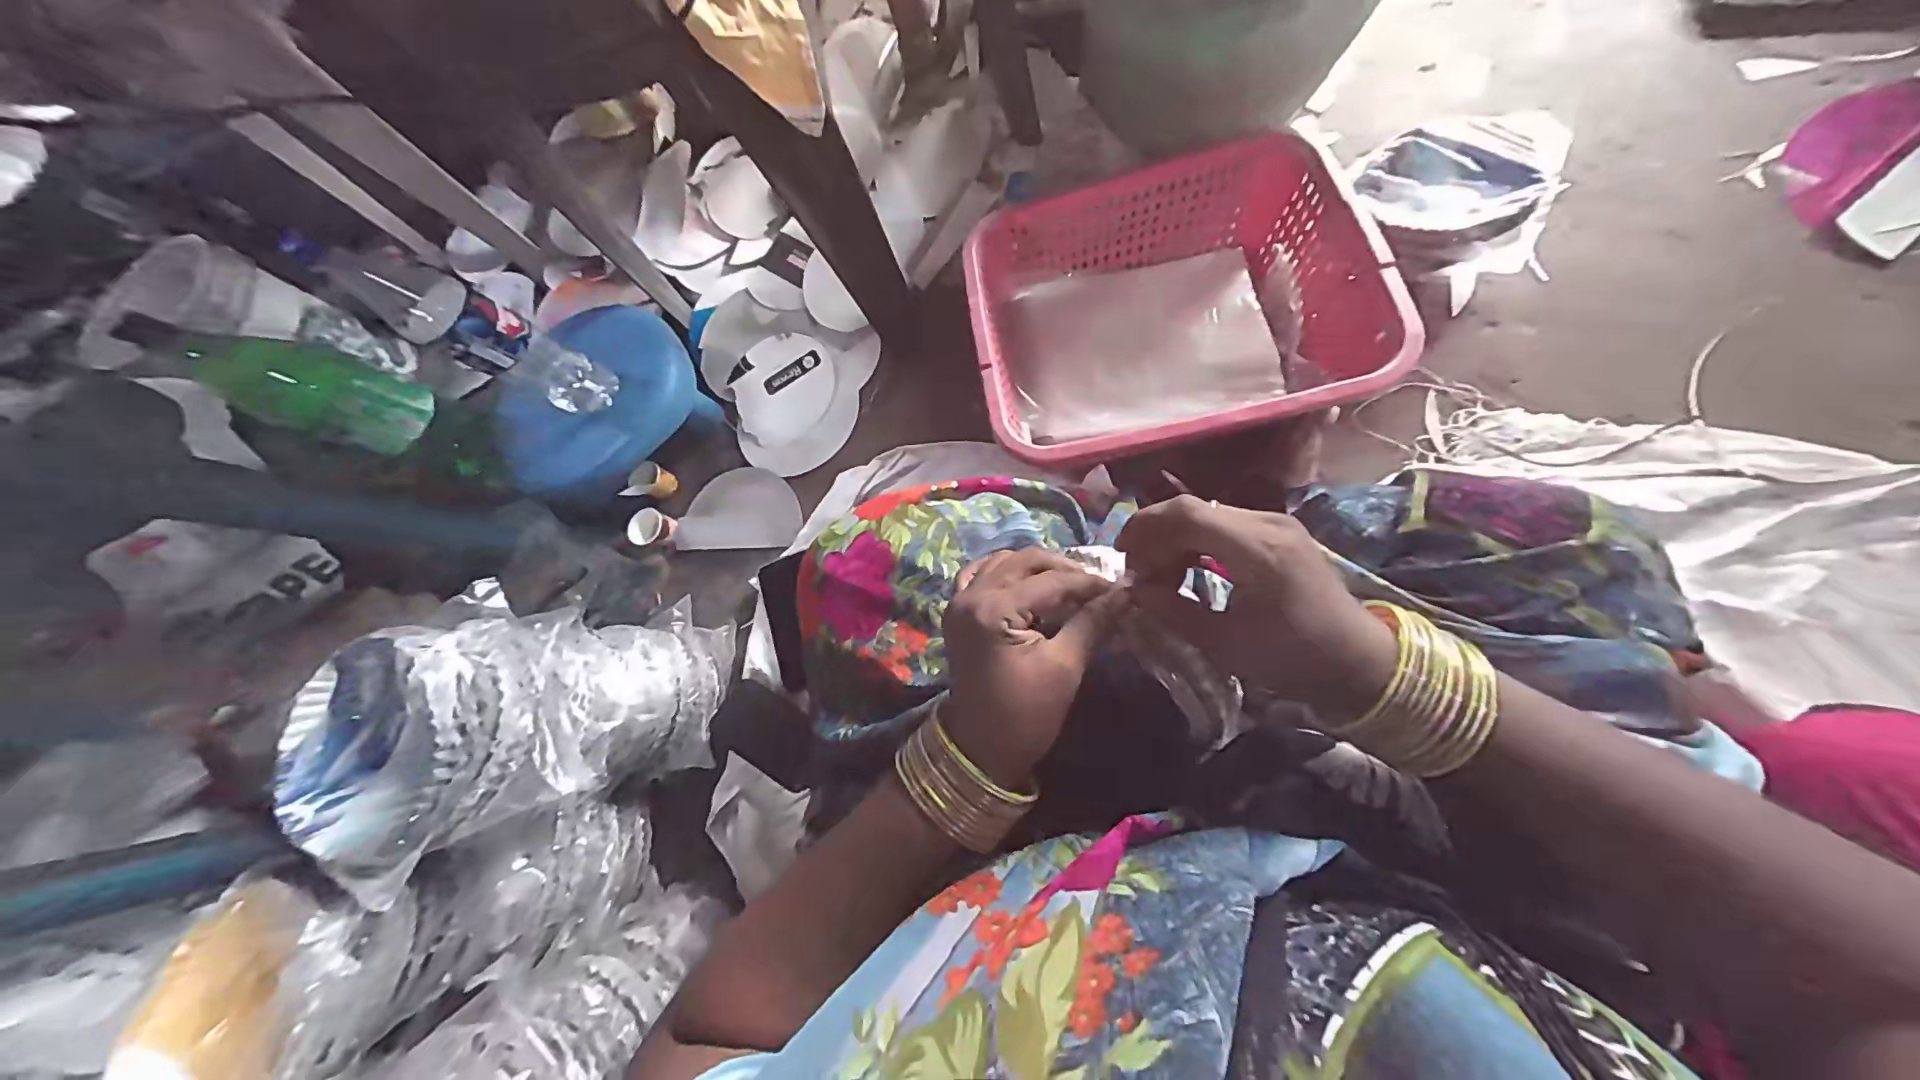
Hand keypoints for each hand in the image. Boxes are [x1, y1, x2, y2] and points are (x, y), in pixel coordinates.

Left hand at [940, 549, 1127, 788]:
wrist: (980, 747)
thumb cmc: (1025, 714)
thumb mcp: (1065, 667)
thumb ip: (1092, 621)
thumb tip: (1125, 592)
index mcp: (993, 609)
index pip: (1051, 581)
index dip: (1090, 582)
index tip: (1122, 586)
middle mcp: (971, 595)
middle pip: (1025, 561)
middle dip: (1065, 569)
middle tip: (1098, 586)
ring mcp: (959, 601)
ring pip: (1004, 562)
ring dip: (1038, 567)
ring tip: (1071, 585)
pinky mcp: (958, 611)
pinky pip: (981, 574)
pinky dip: (1007, 571)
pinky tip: (1029, 582)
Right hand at [1116, 495, 1396, 720]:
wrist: (1359, 661)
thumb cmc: (1292, 658)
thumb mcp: (1224, 644)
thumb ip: (1174, 610)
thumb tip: (1137, 590)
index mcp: (1258, 550)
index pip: (1186, 514)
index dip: (1145, 529)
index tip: (1123, 558)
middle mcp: (1268, 524)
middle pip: (1193, 509)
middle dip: (1154, 535)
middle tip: (1137, 572)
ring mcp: (1277, 524)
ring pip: (1206, 514)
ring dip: (1174, 539)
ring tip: (1161, 575)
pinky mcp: (1280, 532)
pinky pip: (1224, 525)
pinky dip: (1197, 542)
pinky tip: (1188, 569)